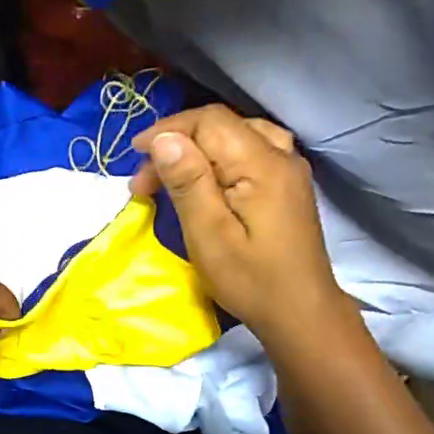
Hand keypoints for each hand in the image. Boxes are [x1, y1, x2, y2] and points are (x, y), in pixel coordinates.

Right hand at [131, 105, 351, 346]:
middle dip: (177, 142)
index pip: (209, 122)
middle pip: (222, 125)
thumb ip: (188, 182)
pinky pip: (249, 151)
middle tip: (145, 183)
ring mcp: (287, 169)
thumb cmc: (250, 279)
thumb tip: (165, 139)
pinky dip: (217, 156)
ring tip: (170, 177)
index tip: (133, 158)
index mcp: (261, 164)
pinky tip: (203, 179)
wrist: (300, 311)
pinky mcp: (286, 185)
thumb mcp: (209, 234)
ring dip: (196, 148)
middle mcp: (280, 155)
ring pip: (236, 135)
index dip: (167, 131)